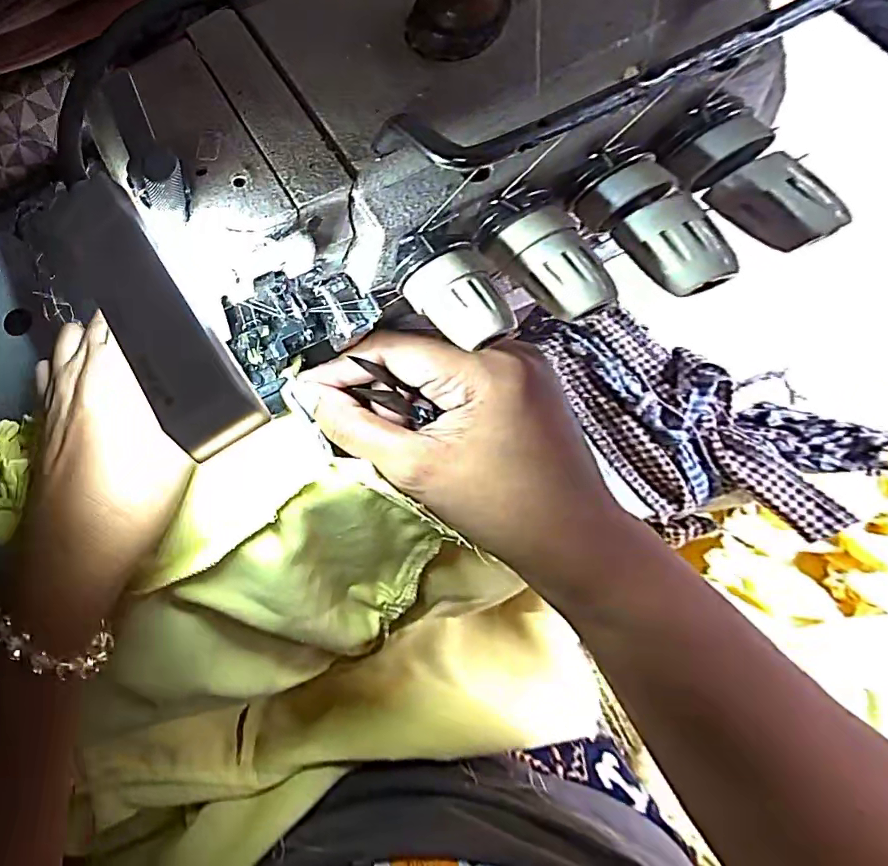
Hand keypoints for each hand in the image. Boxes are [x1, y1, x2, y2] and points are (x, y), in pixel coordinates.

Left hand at [4, 314, 192, 643]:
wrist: (72, 549)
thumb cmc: (132, 500)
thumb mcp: (180, 452)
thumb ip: (191, 409)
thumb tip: (206, 381)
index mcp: (109, 370)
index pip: (119, 316)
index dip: (142, 312)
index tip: (162, 315)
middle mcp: (74, 372)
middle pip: (90, 325)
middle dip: (117, 324)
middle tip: (147, 342)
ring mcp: (50, 394)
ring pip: (64, 343)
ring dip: (86, 341)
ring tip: (113, 358)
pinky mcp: (38, 418)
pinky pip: (47, 372)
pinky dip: (62, 366)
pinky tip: (78, 385)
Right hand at [294, 330, 648, 590]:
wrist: (573, 542)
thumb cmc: (512, 513)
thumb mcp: (413, 469)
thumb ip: (352, 427)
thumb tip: (317, 399)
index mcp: (486, 367)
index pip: (389, 346)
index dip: (343, 367)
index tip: (314, 387)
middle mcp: (507, 352)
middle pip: (407, 347)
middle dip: (371, 382)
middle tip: (349, 416)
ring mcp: (517, 363)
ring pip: (426, 359)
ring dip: (397, 391)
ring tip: (396, 433)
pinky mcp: (518, 378)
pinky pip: (451, 370)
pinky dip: (425, 395)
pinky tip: (421, 429)